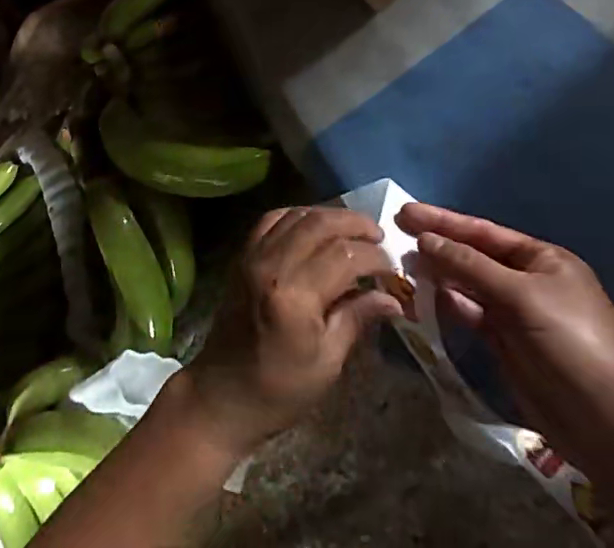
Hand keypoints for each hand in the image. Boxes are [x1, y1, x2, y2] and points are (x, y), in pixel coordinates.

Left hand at [180, 206, 402, 454]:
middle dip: (356, 224)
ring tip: (352, 230)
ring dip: (329, 216)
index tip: (391, 270)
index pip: (345, 255)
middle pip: (321, 223)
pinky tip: (315, 227)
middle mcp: (271, 266)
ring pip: (297, 215)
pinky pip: (272, 219)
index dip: (375, 258)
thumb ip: (357, 318)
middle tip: (378, 236)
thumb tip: (393, 298)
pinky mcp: (242, 257)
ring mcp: (253, 257)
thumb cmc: (278, 389)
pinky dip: (298, 216)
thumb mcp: (327, 361)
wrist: (220, 397)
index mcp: (294, 296)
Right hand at [399, 203, 613, 544]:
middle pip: (474, 256)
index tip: (407, 212)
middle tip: (394, 233)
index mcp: (542, 258)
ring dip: (438, 275)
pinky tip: (427, 297)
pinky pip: (471, 315)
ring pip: (468, 286)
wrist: (607, 422)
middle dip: (437, 245)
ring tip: (402, 264)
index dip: (445, 221)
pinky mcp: (506, 345)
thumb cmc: (571, 342)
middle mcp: (527, 280)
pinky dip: (449, 305)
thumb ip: (471, 266)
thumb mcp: (523, 296)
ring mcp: (516, 314)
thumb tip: (427, 240)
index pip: (484, 232)